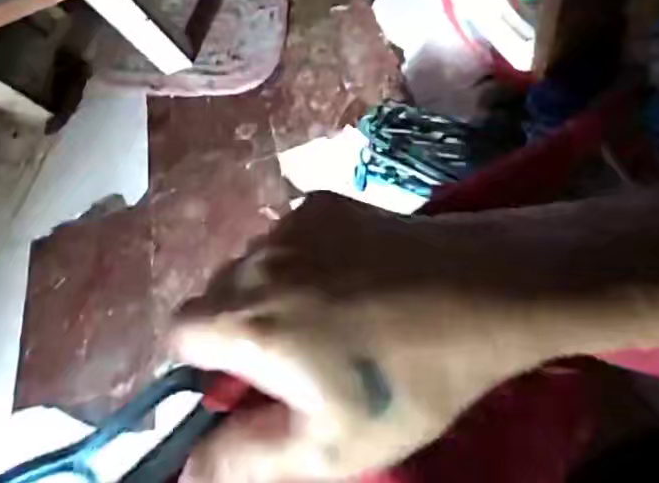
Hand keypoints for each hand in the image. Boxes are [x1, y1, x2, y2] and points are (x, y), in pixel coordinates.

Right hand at [171, 195, 550, 482]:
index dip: (200, 366)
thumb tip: (189, 461)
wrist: (480, 288)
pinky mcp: (329, 201)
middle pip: (216, 295)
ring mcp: (297, 221)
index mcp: (249, 319)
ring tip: (331, 317)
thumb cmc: (407, 377)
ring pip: (253, 264)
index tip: (243, 386)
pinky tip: (352, 277)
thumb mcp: (326, 449)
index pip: (178, 333)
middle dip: (237, 329)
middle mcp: (262, 258)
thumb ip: (242, 461)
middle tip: (295, 360)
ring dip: (270, 292)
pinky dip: (301, 259)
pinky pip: (289, 236)